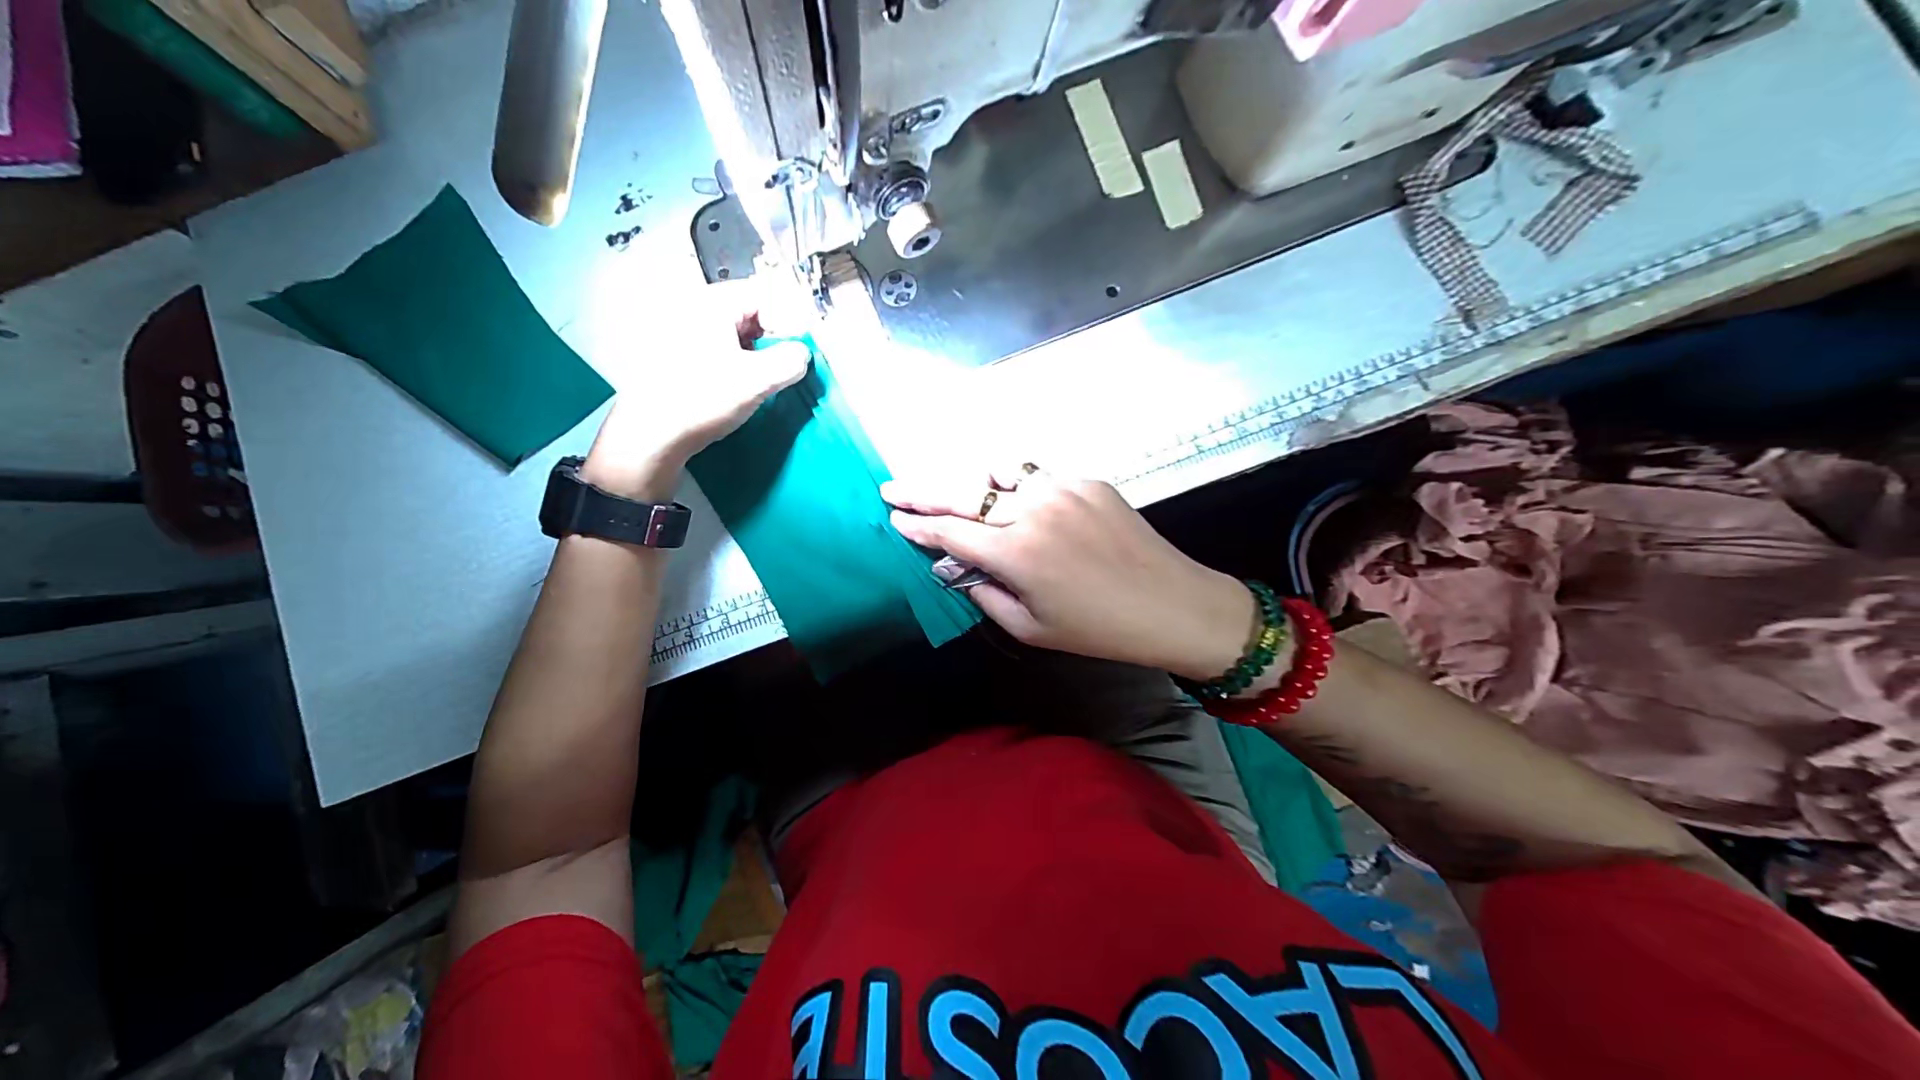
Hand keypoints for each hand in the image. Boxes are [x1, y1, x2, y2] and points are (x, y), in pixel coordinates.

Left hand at [581, 281, 811, 499]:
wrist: (652, 436)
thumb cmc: (702, 400)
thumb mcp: (758, 380)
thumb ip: (791, 360)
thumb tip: (801, 354)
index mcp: (711, 304)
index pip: (764, 293)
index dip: (788, 317)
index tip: (800, 344)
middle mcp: (692, 309)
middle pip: (749, 310)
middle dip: (773, 336)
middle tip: (786, 362)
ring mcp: (681, 332)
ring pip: (734, 332)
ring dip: (756, 352)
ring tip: (764, 378)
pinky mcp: (676, 356)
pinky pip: (718, 348)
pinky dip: (737, 362)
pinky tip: (740, 386)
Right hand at [882, 467, 1256, 679]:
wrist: (1171, 604)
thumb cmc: (1097, 629)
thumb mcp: (1030, 628)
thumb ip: (985, 593)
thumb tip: (959, 567)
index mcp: (1016, 553)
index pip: (949, 531)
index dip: (917, 525)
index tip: (894, 518)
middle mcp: (1033, 510)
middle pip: (963, 493)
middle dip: (922, 491)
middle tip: (893, 487)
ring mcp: (1063, 488)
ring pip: (1001, 473)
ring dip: (974, 482)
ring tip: (963, 493)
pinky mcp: (1088, 481)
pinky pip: (1040, 476)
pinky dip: (1021, 487)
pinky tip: (1023, 504)